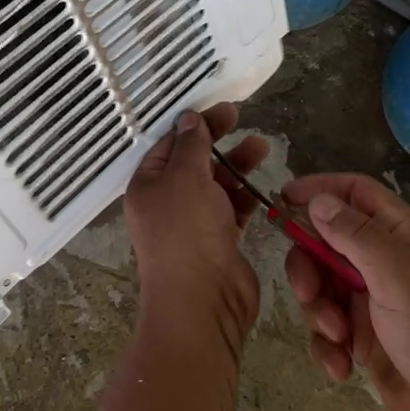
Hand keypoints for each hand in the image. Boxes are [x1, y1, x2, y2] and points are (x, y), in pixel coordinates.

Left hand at [125, 104, 268, 350]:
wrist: (203, 304)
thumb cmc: (186, 234)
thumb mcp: (185, 178)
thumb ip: (191, 145)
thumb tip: (188, 118)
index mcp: (147, 185)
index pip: (166, 144)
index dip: (191, 123)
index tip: (217, 106)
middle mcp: (166, 202)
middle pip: (192, 160)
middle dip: (215, 139)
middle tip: (239, 116)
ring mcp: (193, 223)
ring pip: (215, 183)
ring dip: (235, 164)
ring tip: (262, 146)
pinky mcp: (219, 241)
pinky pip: (232, 208)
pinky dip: (245, 194)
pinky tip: (262, 182)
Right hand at [281, 173, 409, 410]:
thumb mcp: (396, 274)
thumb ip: (354, 234)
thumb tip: (318, 199)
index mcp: (397, 235)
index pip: (354, 193)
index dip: (320, 188)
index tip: (283, 198)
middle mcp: (382, 261)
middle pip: (325, 242)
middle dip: (308, 265)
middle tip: (305, 291)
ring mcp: (371, 301)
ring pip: (321, 287)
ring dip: (318, 311)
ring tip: (338, 337)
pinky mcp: (363, 338)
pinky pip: (327, 329)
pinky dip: (327, 346)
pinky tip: (342, 367)